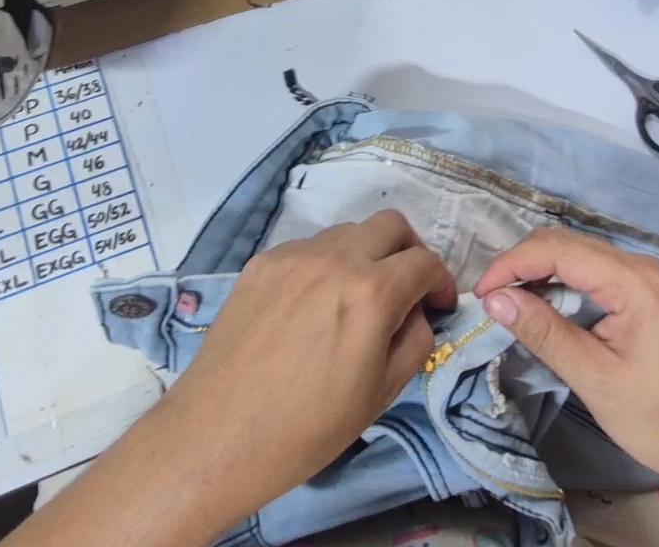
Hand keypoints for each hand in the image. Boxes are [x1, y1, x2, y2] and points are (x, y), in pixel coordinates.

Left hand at [18, 212, 456, 546]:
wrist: (218, 435)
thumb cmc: (307, 427)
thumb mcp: (382, 394)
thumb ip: (415, 340)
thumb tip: (416, 311)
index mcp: (371, 292)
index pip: (424, 261)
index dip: (441, 282)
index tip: (438, 305)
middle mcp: (334, 259)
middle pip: (390, 223)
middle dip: (409, 251)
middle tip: (405, 287)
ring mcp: (293, 256)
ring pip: (347, 232)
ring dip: (365, 255)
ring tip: (354, 299)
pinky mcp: (261, 262)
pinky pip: (308, 248)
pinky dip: (325, 265)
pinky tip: (311, 306)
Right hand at [471, 227, 658, 487]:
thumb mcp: (596, 379)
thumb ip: (545, 333)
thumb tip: (496, 300)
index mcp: (635, 282)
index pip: (559, 250)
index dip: (513, 265)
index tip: (482, 294)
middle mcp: (643, 267)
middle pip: (568, 244)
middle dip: (523, 264)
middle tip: (491, 298)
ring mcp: (649, 278)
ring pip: (580, 255)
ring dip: (541, 272)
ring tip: (510, 302)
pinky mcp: (649, 293)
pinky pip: (597, 272)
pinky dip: (564, 282)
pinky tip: (546, 306)